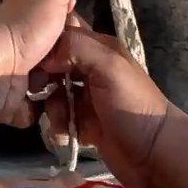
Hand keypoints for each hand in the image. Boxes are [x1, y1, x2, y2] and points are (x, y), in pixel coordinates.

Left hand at [0, 0, 123, 124]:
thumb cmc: (26, 24)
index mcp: (36, 13)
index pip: (68, 17)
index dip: (84, 27)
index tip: (105, 39)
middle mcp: (29, 40)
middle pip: (66, 53)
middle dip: (81, 63)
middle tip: (101, 74)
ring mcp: (24, 72)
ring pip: (59, 82)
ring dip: (72, 89)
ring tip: (93, 98)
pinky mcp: (21, 100)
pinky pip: (46, 109)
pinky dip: (56, 112)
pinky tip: (74, 115)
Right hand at [40, 28, 187, 187]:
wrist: (156, 156)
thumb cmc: (133, 104)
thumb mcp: (108, 66)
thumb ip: (76, 47)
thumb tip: (43, 53)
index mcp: (98, 47)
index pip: (62, 32)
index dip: (44, 42)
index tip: (31, 58)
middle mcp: (90, 67)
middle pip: (52, 64)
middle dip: (44, 80)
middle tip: (41, 94)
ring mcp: (86, 96)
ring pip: (53, 92)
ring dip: (52, 107)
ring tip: (62, 122)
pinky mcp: (84, 122)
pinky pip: (59, 117)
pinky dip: (59, 126)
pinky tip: (67, 135)